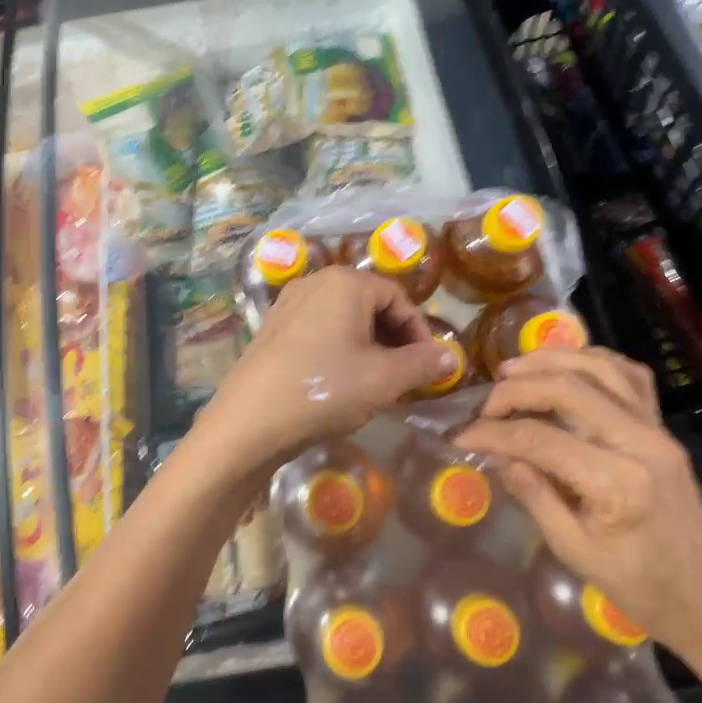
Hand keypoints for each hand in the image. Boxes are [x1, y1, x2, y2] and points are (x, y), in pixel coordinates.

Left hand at [193, 267, 457, 479]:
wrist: (251, 420)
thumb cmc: (325, 389)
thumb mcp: (384, 379)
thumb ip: (422, 363)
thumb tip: (450, 355)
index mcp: (344, 282)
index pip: (397, 297)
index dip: (419, 330)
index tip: (428, 365)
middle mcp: (314, 282)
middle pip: (369, 303)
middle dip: (393, 337)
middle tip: (405, 375)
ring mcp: (288, 304)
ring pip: (343, 317)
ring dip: (367, 345)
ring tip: (376, 382)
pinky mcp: (272, 328)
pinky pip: (318, 328)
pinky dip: (339, 348)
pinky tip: (340, 382)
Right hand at [451, 347, 701, 661]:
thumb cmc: (637, 586)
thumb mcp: (573, 550)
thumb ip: (535, 494)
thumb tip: (499, 454)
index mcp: (618, 484)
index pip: (541, 439)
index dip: (493, 433)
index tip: (461, 436)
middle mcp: (642, 443)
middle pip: (570, 389)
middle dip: (517, 389)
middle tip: (484, 405)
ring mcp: (658, 430)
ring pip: (600, 368)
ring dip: (551, 360)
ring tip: (512, 370)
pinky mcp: (663, 428)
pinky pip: (629, 376)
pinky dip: (592, 361)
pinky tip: (563, 366)